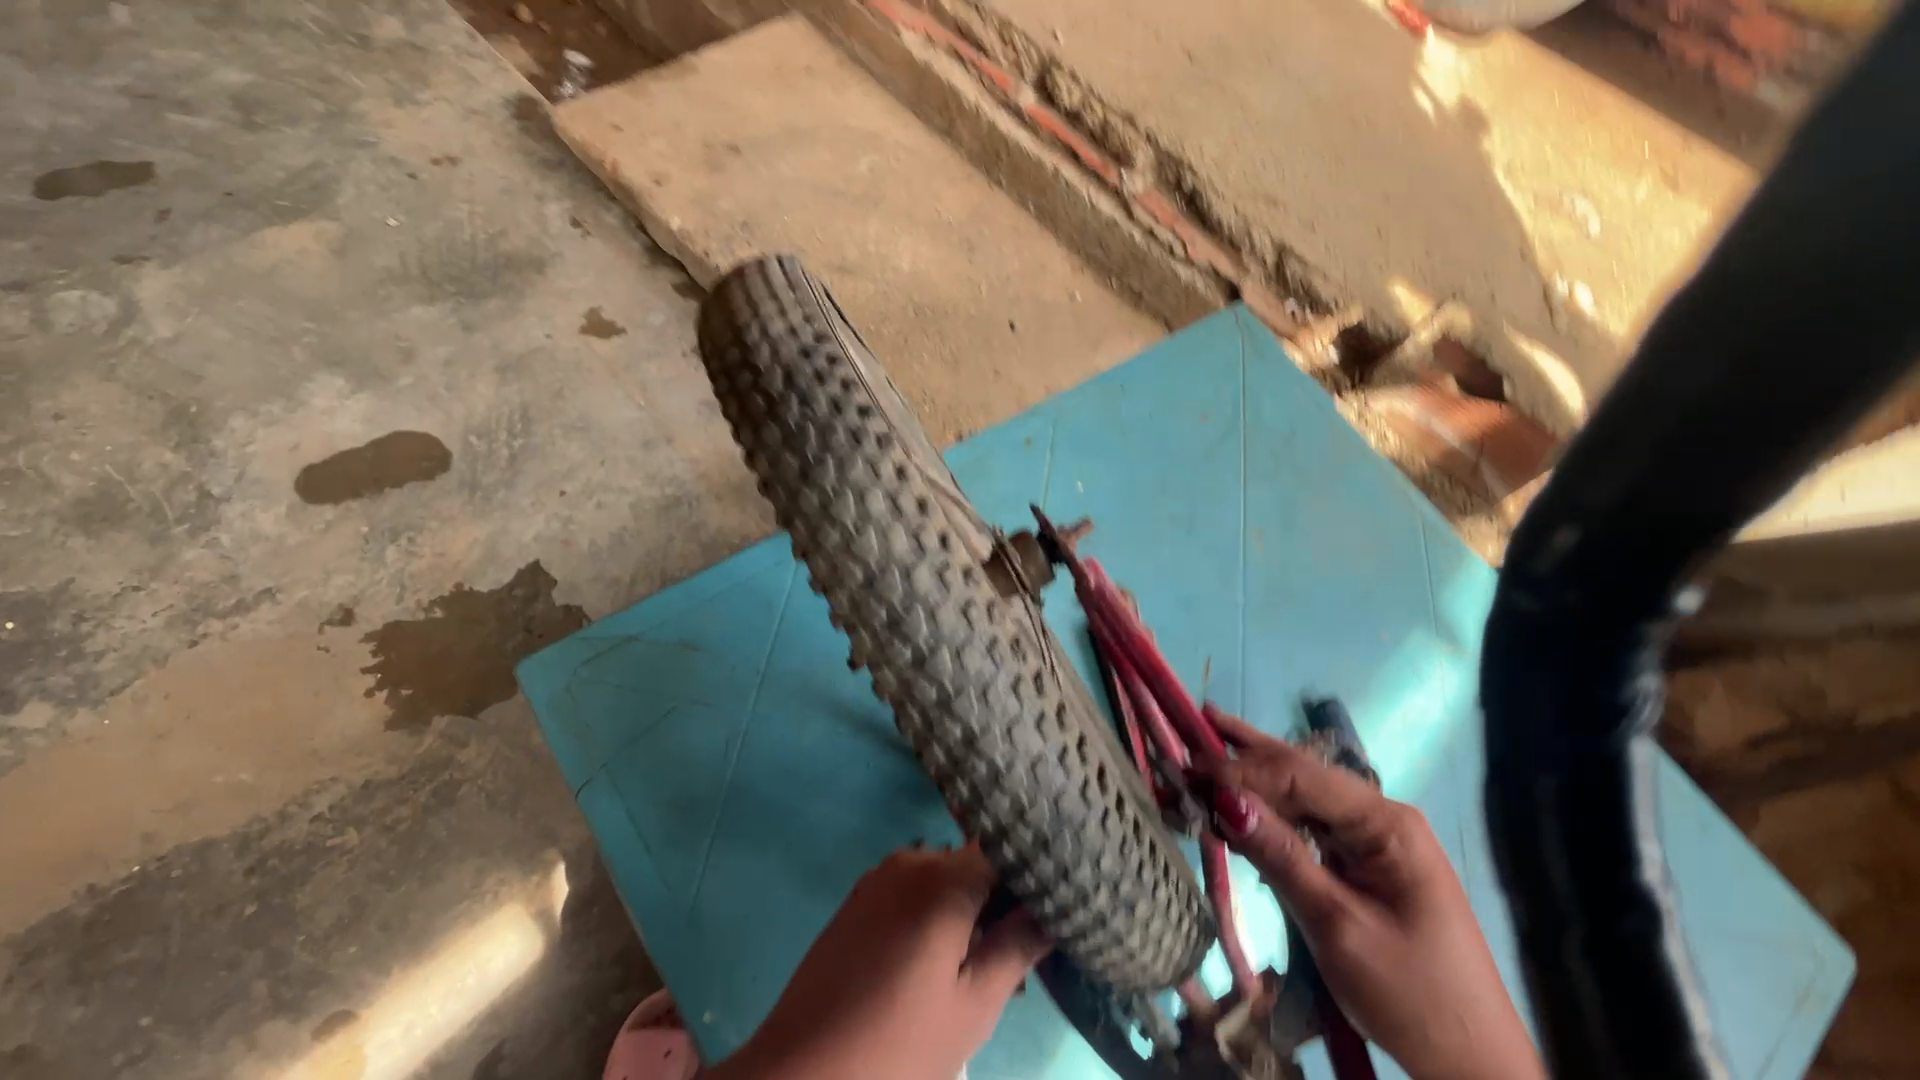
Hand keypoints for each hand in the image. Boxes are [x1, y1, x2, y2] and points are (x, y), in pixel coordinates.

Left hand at [710, 845, 1051, 1079]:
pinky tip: (941, 962)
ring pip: (945, 880)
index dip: (1036, 878)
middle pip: (976, 865)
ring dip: (970, 912)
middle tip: (1021, 959)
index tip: (1057, 909)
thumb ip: (1018, 947)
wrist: (802, 1068)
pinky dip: (936, 915)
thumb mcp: (973, 1004)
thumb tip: (1054, 908)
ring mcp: (878, 878)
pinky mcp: (858, 900)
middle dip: (1003, 902)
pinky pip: (913, 891)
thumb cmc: (899, 1043)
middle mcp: (911, 862)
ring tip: (983, 969)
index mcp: (944, 879)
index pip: (1008, 852)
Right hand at [1197, 714, 1543, 1079]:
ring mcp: (1375, 841)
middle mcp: (1381, 818)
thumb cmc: (1408, 993)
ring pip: (1303, 796)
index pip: (1298, 777)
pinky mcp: (1365, 865)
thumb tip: (1225, 798)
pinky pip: (1310, 826)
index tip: (1186, 768)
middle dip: (1244, 756)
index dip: (1240, 769)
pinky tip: (1240, 796)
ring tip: (1208, 734)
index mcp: (1385, 823)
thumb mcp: (1335, 926)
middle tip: (1189, 732)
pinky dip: (1270, 812)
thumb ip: (1280, 856)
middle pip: (1301, 774)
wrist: (1472, 1059)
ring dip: (1254, 777)